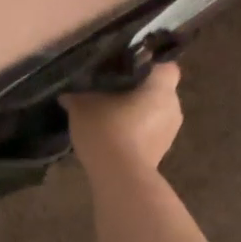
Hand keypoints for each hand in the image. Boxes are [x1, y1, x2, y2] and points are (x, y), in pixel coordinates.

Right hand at [60, 61, 182, 177]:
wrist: (120, 176)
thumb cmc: (107, 130)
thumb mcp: (82, 107)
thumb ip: (77, 95)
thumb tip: (67, 93)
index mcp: (161, 87)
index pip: (166, 66)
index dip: (149, 65)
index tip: (128, 68)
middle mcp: (174, 106)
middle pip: (160, 91)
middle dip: (141, 91)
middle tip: (115, 92)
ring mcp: (171, 132)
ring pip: (156, 113)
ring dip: (139, 114)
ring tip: (113, 117)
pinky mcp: (162, 152)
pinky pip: (151, 133)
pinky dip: (138, 133)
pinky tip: (116, 137)